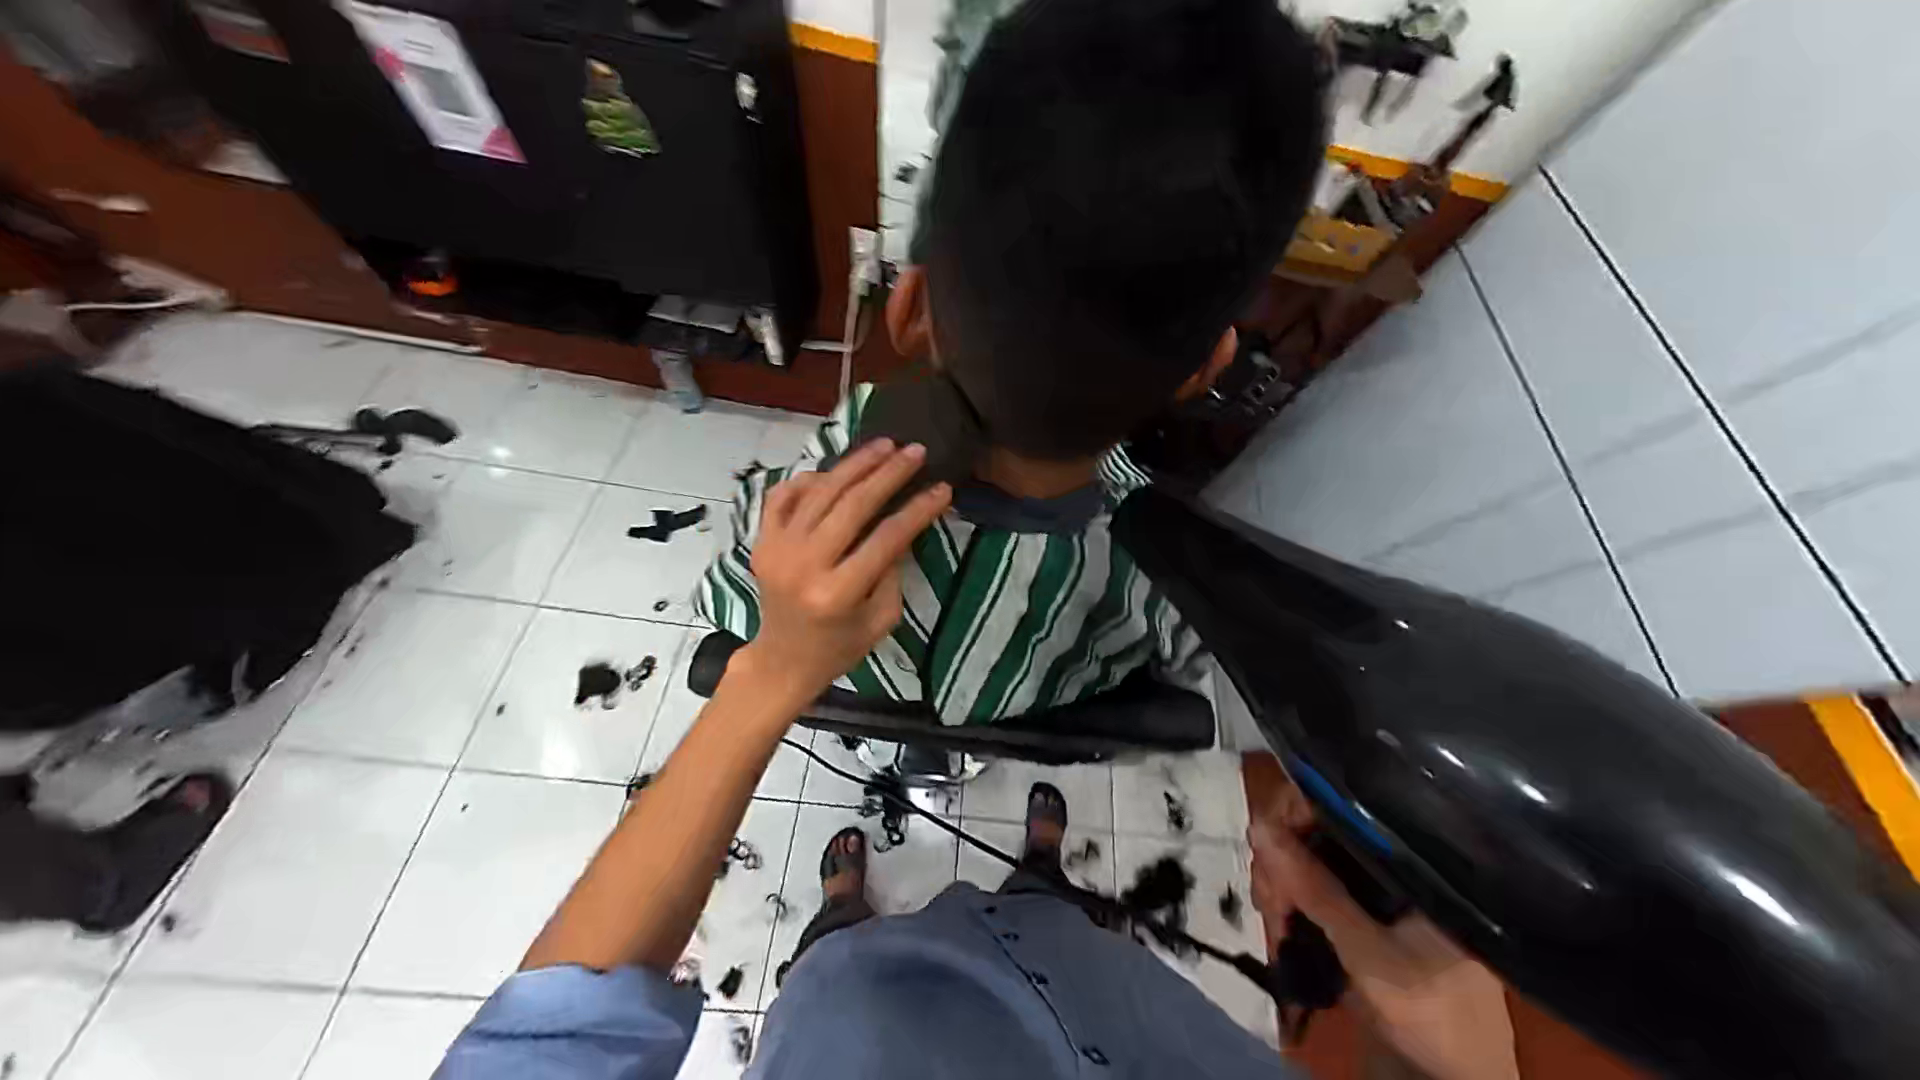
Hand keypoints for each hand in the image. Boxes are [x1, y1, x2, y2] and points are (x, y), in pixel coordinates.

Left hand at [733, 438, 950, 705]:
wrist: (782, 660)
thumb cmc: (840, 647)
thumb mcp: (881, 619)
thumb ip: (892, 570)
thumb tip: (901, 523)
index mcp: (837, 593)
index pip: (885, 539)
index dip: (917, 510)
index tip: (943, 488)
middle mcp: (804, 565)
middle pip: (852, 505)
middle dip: (888, 473)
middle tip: (915, 451)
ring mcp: (777, 549)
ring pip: (819, 492)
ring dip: (854, 464)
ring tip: (883, 445)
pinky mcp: (762, 542)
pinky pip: (782, 496)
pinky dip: (808, 479)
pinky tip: (834, 471)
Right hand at [1249, 797, 1517, 1079]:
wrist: (1454, 1078)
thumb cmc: (1430, 1012)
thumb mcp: (1369, 953)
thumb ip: (1316, 890)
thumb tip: (1258, 826)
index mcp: (1412, 857)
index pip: (1342, 803)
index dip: (1296, 811)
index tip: (1266, 845)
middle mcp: (1391, 855)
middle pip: (1316, 823)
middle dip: (1280, 855)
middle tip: (1268, 900)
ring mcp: (1372, 877)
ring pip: (1305, 849)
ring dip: (1277, 877)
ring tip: (1272, 917)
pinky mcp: (1357, 899)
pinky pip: (1308, 875)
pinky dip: (1286, 891)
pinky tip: (1277, 914)